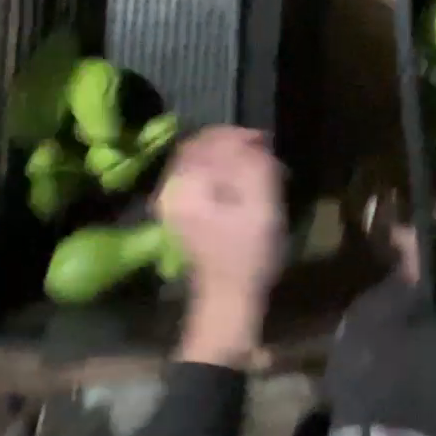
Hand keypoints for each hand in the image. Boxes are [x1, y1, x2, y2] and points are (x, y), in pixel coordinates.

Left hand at [155, 127, 284, 366]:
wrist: (230, 300)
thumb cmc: (248, 252)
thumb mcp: (261, 202)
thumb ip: (253, 163)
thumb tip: (249, 141)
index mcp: (184, 183)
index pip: (208, 139)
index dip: (239, 135)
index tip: (266, 143)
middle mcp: (170, 189)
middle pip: (200, 149)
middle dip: (233, 146)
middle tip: (263, 153)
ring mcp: (173, 205)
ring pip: (201, 164)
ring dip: (229, 160)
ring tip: (257, 170)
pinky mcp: (183, 216)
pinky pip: (201, 181)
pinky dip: (222, 176)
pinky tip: (243, 188)